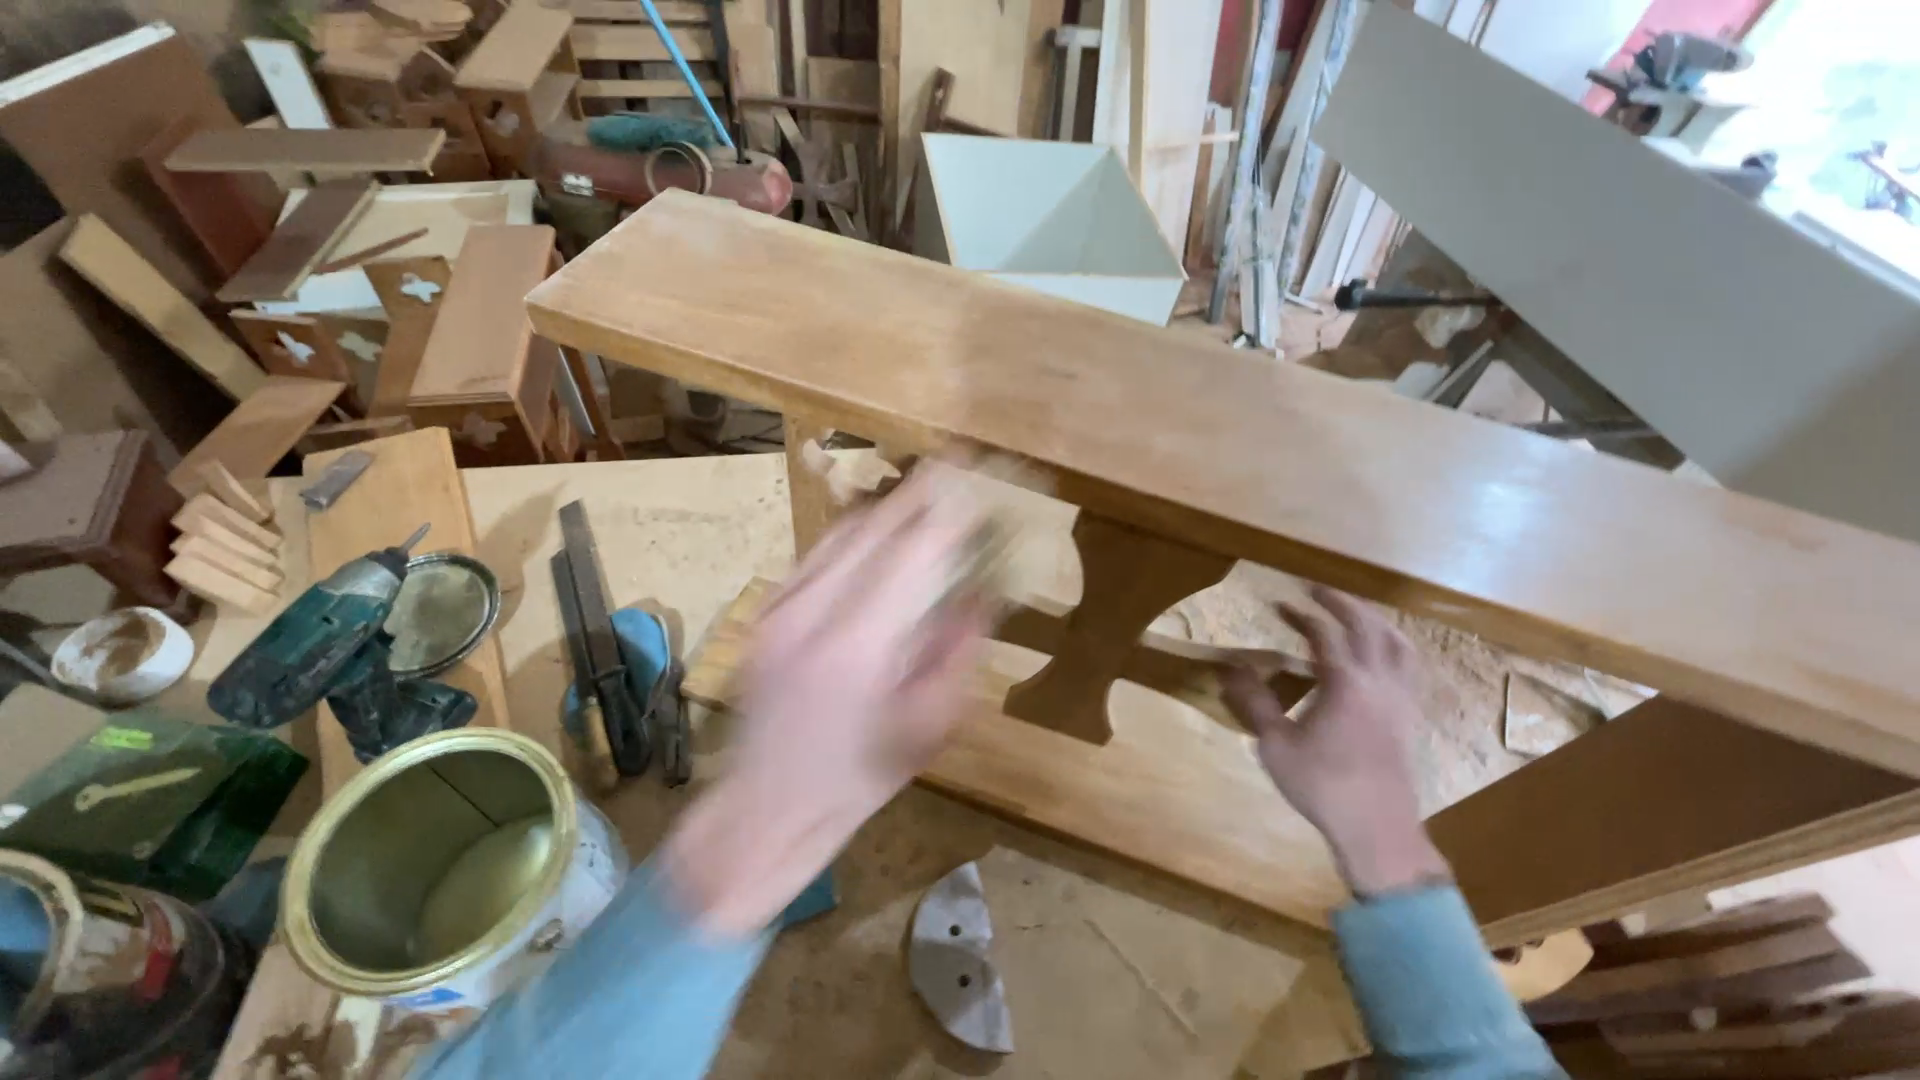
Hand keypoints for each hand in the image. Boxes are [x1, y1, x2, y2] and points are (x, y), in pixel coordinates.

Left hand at [661, 466, 988, 935]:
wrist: (766, 806)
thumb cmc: (860, 778)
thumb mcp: (930, 727)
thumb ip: (956, 650)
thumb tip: (979, 589)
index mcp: (859, 647)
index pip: (912, 552)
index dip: (946, 510)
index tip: (975, 478)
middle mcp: (812, 612)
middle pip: (872, 526)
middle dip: (918, 496)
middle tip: (955, 475)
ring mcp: (779, 608)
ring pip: (840, 531)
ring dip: (886, 510)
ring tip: (922, 500)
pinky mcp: (764, 612)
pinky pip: (817, 554)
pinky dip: (855, 536)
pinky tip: (878, 540)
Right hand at [1223, 586, 1450, 896]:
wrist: (1376, 827)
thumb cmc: (1321, 786)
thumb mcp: (1275, 745)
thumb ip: (1255, 703)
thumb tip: (1230, 668)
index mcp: (1346, 683)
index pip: (1324, 634)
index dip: (1302, 615)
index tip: (1281, 604)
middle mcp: (1379, 682)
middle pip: (1368, 626)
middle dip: (1343, 603)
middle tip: (1319, 591)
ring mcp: (1401, 699)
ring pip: (1399, 644)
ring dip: (1376, 621)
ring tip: (1357, 615)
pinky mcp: (1411, 717)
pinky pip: (1410, 668)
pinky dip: (1395, 649)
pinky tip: (1383, 659)